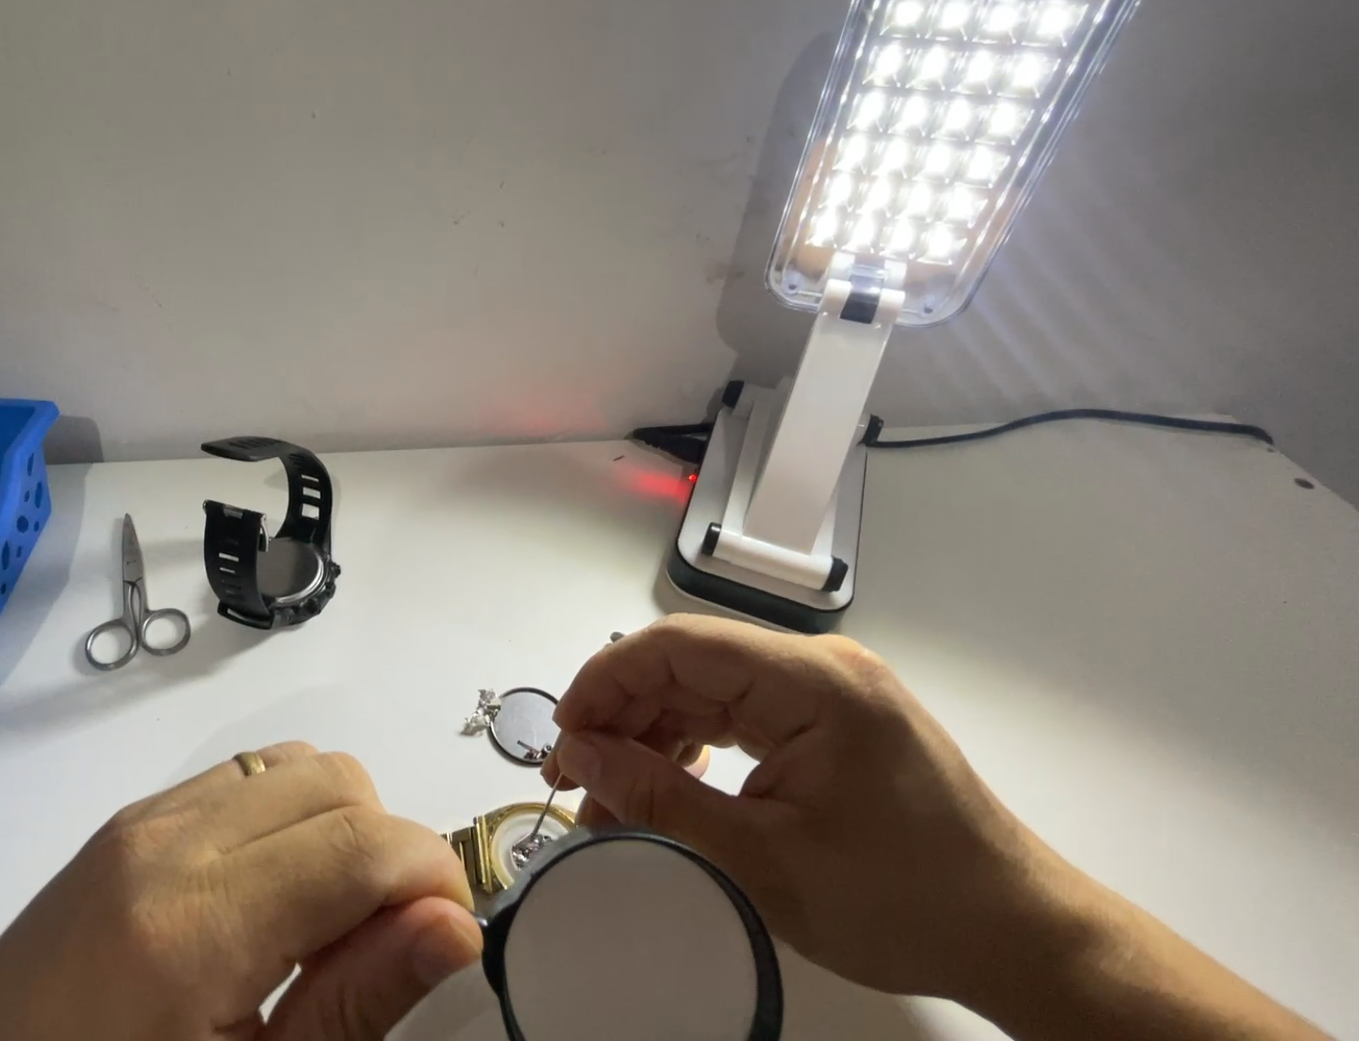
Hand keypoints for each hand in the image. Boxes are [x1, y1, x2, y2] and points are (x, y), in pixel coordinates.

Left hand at [0, 742, 480, 1040]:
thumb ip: (355, 1003)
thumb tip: (454, 925)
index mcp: (193, 922)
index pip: (360, 842)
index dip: (432, 876)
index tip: (446, 935)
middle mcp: (169, 838)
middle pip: (337, 780)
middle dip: (388, 848)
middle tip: (375, 944)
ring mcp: (143, 818)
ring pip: (295, 764)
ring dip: (339, 823)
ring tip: (320, 919)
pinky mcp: (130, 818)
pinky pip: (243, 776)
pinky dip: (287, 812)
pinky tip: (266, 892)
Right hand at [544, 616, 1329, 1039]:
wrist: (1019, 937)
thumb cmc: (900, 902)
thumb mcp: (764, 860)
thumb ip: (661, 798)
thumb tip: (578, 752)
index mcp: (812, 683)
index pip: (680, 646)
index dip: (607, 678)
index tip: (564, 735)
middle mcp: (815, 667)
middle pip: (685, 666)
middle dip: (618, 716)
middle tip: (571, 776)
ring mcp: (819, 691)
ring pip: (701, 691)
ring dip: (646, 737)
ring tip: (602, 794)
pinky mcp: (820, 719)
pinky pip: (732, 716)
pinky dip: (686, 750)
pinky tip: (657, 788)